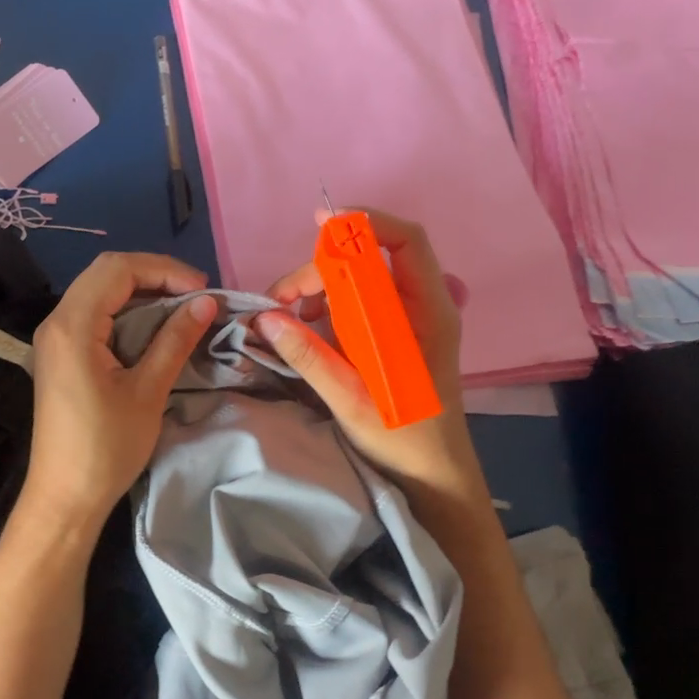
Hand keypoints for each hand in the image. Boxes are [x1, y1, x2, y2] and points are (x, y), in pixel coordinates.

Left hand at [26, 253, 218, 525]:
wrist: (65, 496)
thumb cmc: (106, 447)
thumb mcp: (147, 392)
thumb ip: (174, 340)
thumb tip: (205, 302)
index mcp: (72, 326)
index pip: (117, 269)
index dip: (163, 269)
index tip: (202, 290)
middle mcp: (56, 322)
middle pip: (105, 273)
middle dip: (153, 275)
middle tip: (195, 295)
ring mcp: (54, 338)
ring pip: (98, 291)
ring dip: (140, 291)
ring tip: (182, 307)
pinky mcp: (59, 354)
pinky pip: (92, 314)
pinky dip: (124, 311)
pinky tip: (153, 326)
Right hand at [257, 208, 481, 492]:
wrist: (433, 475)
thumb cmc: (404, 437)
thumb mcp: (351, 399)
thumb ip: (309, 356)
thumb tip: (265, 319)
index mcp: (426, 313)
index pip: (406, 242)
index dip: (366, 223)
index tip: (319, 225)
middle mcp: (420, 306)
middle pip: (370, 259)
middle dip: (321, 268)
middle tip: (281, 299)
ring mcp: (407, 320)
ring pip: (359, 279)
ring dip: (319, 287)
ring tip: (288, 315)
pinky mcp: (392, 335)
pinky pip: (357, 302)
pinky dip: (326, 306)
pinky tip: (305, 328)